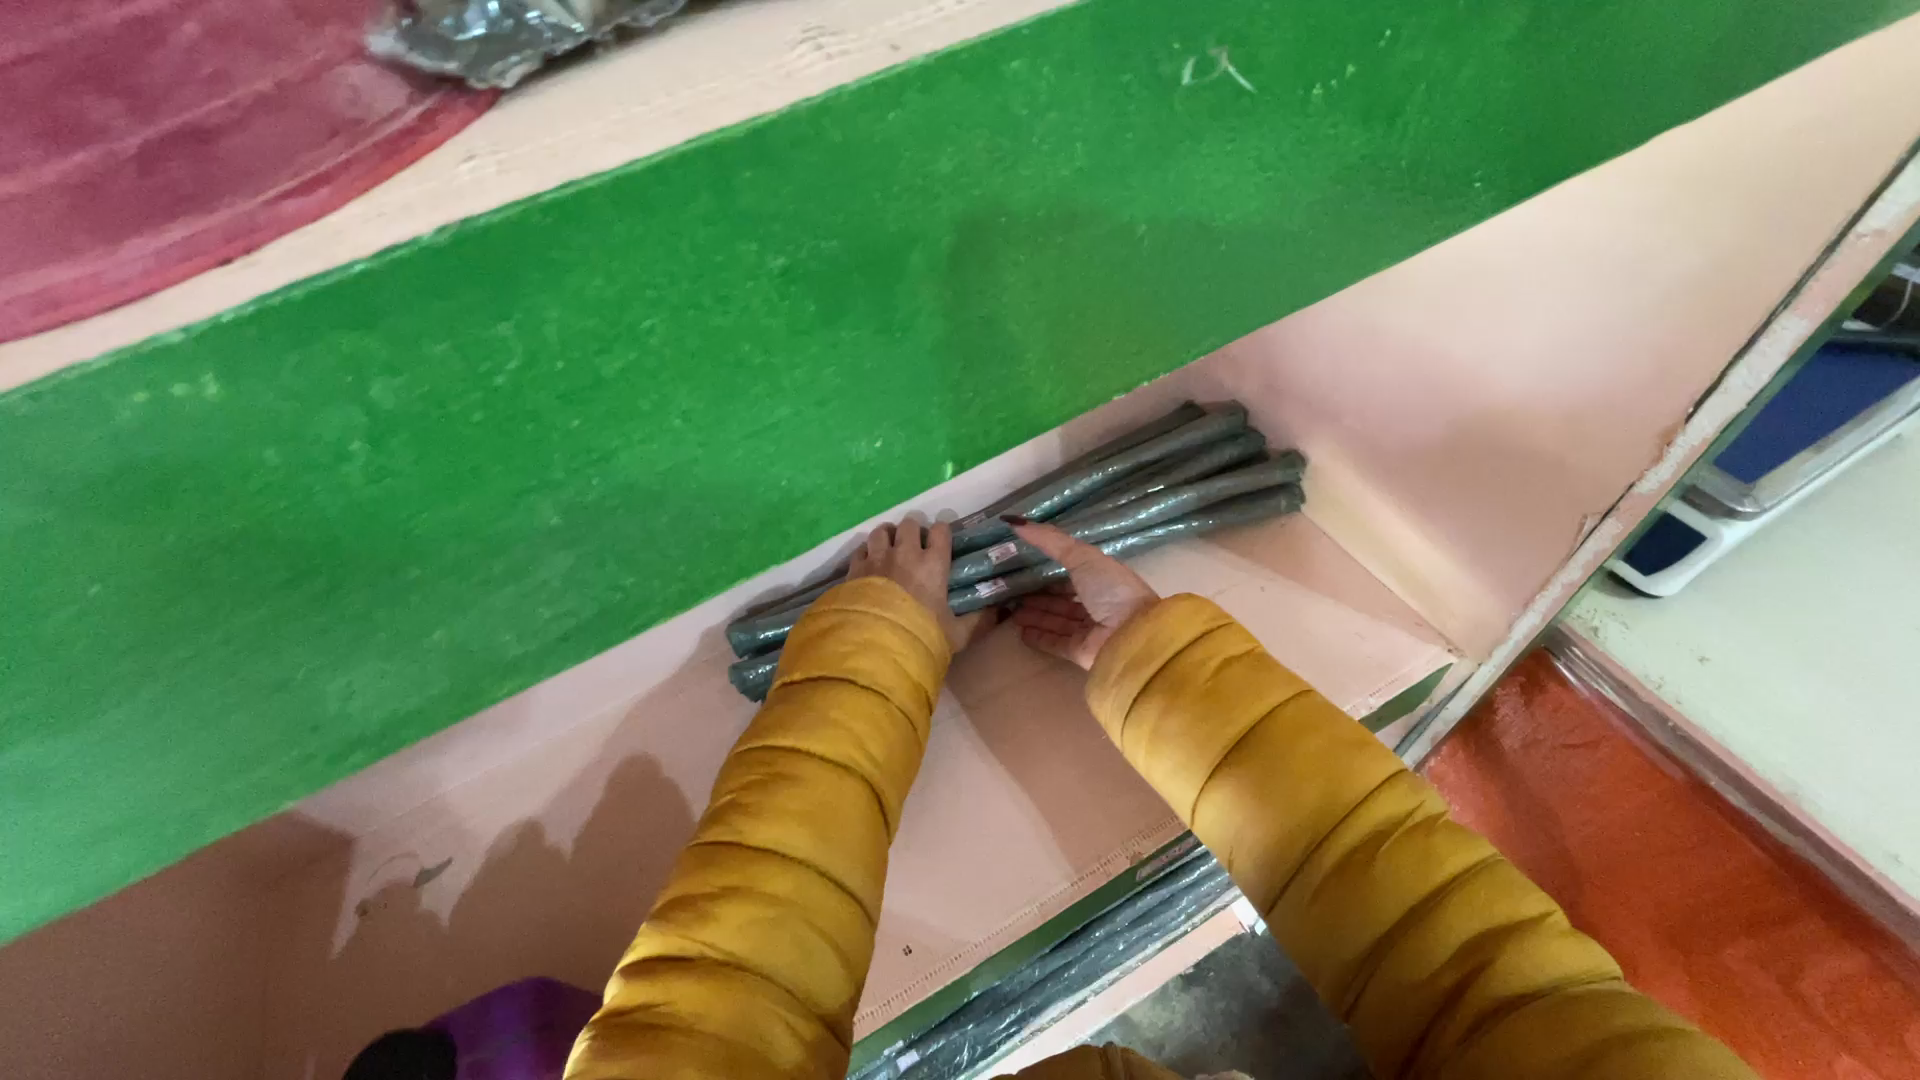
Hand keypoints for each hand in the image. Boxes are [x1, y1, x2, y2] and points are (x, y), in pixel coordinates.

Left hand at [846, 519, 985, 653]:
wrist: (876, 647)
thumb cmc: (921, 637)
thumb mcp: (957, 634)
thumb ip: (978, 620)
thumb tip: (999, 611)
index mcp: (933, 564)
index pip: (941, 530)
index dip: (941, 532)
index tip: (941, 541)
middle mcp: (905, 553)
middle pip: (909, 524)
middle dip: (913, 531)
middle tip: (914, 546)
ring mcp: (877, 559)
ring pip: (882, 531)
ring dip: (887, 536)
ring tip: (889, 548)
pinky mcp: (855, 569)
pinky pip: (861, 549)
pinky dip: (866, 552)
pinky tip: (868, 564)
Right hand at [1006, 520, 1159, 669]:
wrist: (1131, 636)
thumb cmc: (1110, 590)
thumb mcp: (1082, 556)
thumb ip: (1049, 540)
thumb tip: (1013, 521)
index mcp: (1103, 580)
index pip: (1073, 574)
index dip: (1050, 572)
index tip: (1024, 566)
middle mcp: (1098, 605)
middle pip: (1062, 600)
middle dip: (1039, 596)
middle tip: (1011, 592)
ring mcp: (1090, 630)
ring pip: (1057, 621)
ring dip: (1035, 616)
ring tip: (1010, 611)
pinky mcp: (1081, 652)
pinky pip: (1055, 643)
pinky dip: (1038, 637)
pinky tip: (1019, 632)